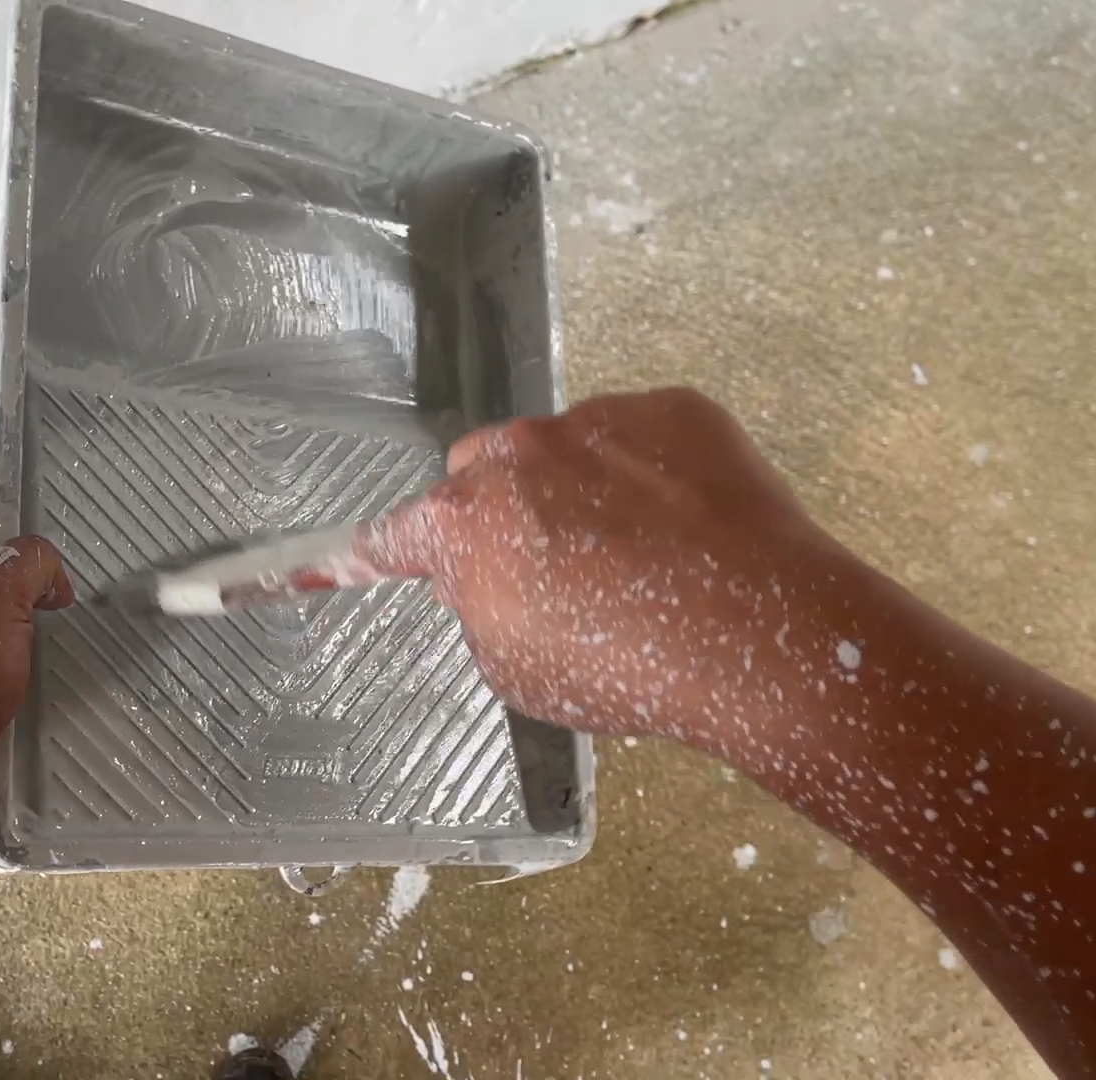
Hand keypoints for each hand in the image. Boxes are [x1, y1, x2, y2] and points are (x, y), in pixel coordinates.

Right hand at [359, 388, 846, 739]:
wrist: (766, 640)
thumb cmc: (620, 669)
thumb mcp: (512, 668)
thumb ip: (474, 607)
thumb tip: (478, 573)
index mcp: (462, 520)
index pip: (389, 536)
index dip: (362, 554)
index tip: (330, 561)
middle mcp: (513, 452)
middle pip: (475, 475)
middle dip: (491, 514)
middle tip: (543, 565)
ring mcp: (593, 418)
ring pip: (552, 450)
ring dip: (566, 488)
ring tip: (629, 548)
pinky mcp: (669, 407)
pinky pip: (628, 435)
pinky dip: (637, 470)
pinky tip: (677, 520)